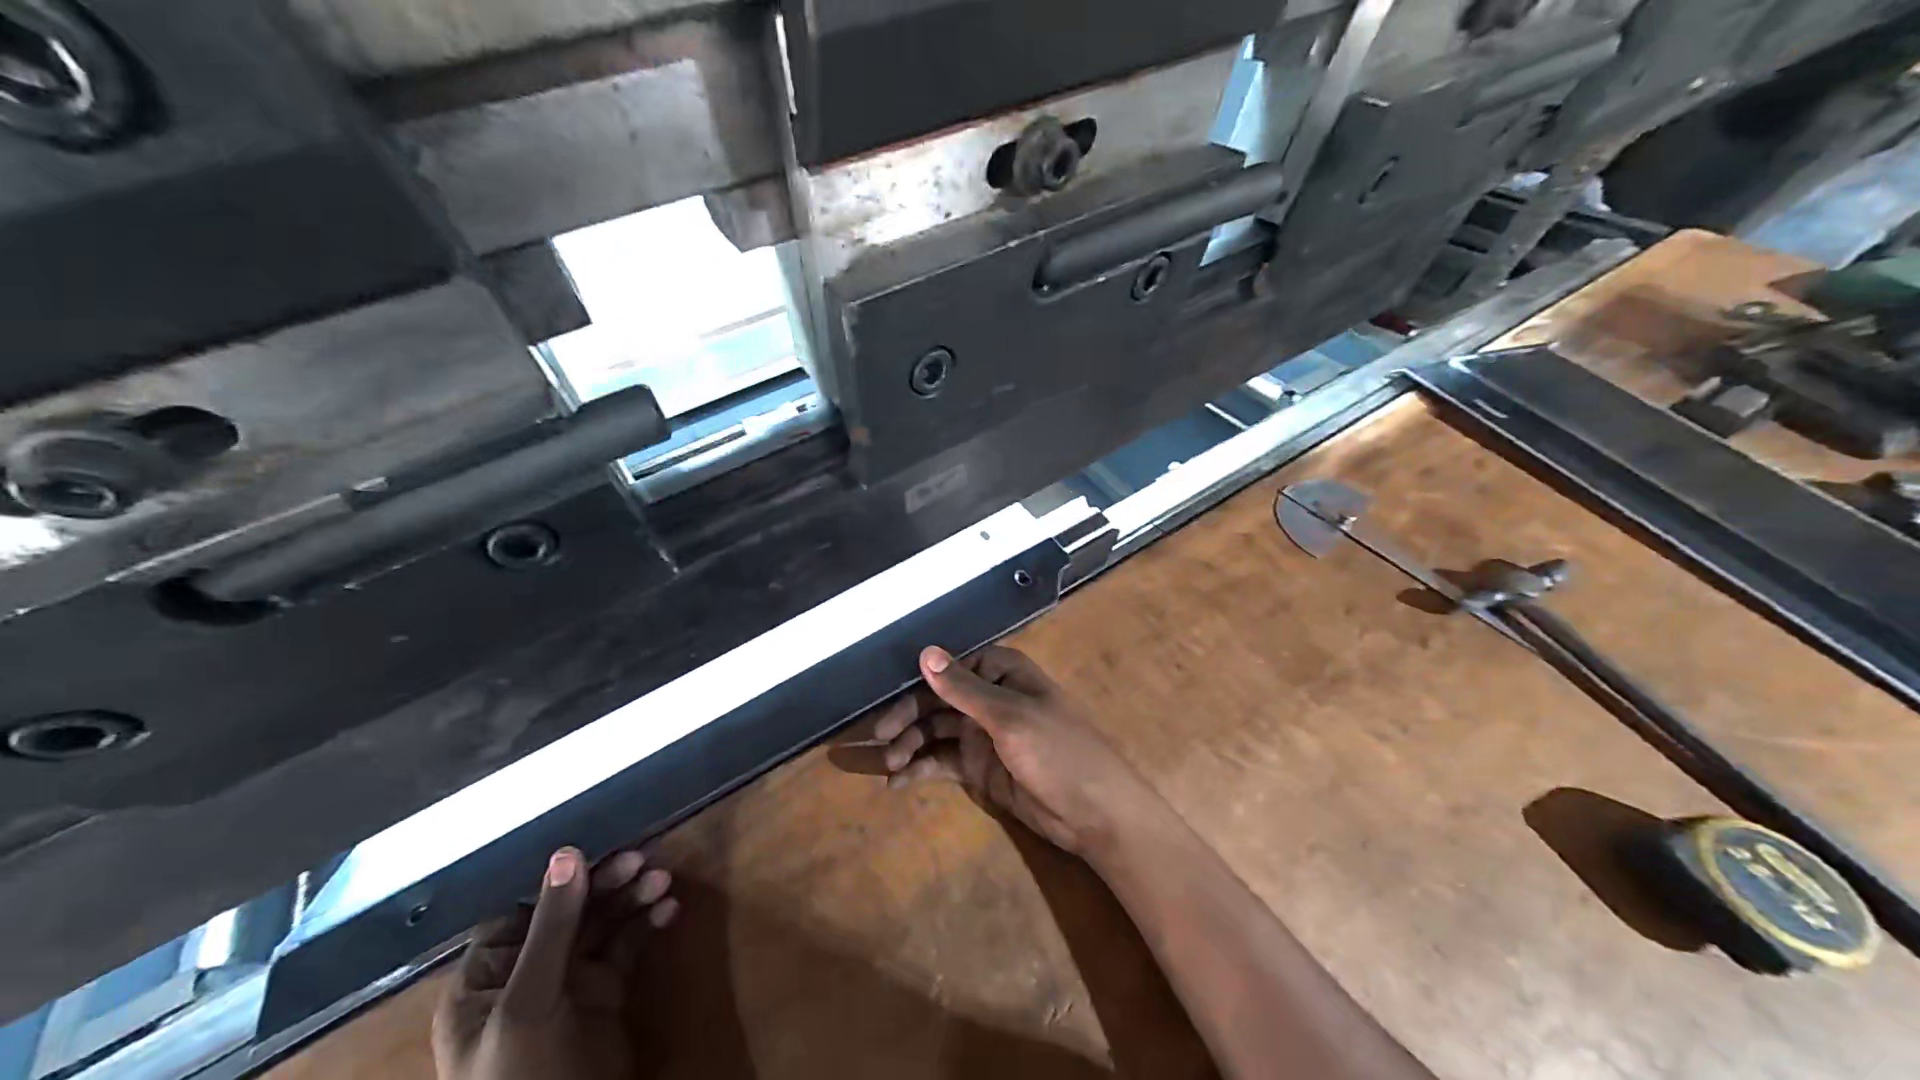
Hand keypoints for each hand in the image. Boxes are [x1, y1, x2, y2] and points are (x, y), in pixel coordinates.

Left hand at [432, 847, 677, 1079]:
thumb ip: (551, 928)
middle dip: (606, 887)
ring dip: (634, 901)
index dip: (559, 886)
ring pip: (603, 926)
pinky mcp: (606, 997)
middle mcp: (526, 977)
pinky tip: (670, 912)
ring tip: (665, 883)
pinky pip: (627, 948)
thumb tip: (567, 854)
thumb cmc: (524, 1079)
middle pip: (569, 914)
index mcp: (486, 981)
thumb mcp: (529, 1004)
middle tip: (645, 863)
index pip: (521, 913)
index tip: (598, 860)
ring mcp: (569, 987)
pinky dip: (648, 926)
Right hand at [871, 645, 1162, 856]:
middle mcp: (990, 699)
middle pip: (938, 701)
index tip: (891, 706)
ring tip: (890, 766)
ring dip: (911, 745)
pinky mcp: (981, 768)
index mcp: (1003, 674)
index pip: (951, 669)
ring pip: (936, 731)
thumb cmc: (1059, 752)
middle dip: (908, 719)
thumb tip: (925, 652)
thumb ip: (963, 688)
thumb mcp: (1009, 717)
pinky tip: (899, 782)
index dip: (920, 684)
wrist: (1095, 814)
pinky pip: (943, 761)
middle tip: (881, 740)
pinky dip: (921, 769)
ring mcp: (985, 734)